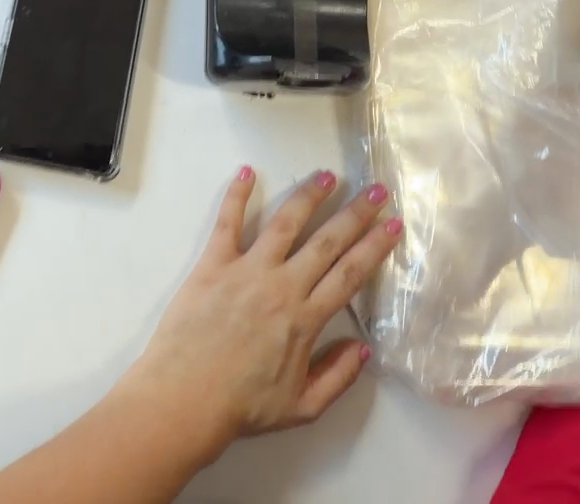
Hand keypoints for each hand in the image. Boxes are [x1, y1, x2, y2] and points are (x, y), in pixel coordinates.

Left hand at [111, 167, 401, 458]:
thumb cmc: (242, 406)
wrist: (186, 397)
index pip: (349, 275)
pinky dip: (236, 195)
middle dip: (355, 214)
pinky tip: (247, 172)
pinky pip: (227, 222)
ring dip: (307, 196)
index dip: (374, 248)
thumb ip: (337, 377)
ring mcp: (246, 270)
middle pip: (326, 242)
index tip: (393, 225)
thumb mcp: (302, 407)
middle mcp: (281, 286)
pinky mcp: (213, 263)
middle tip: (376, 190)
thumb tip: (363, 347)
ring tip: (327, 174)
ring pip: (284, 224)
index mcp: (305, 319)